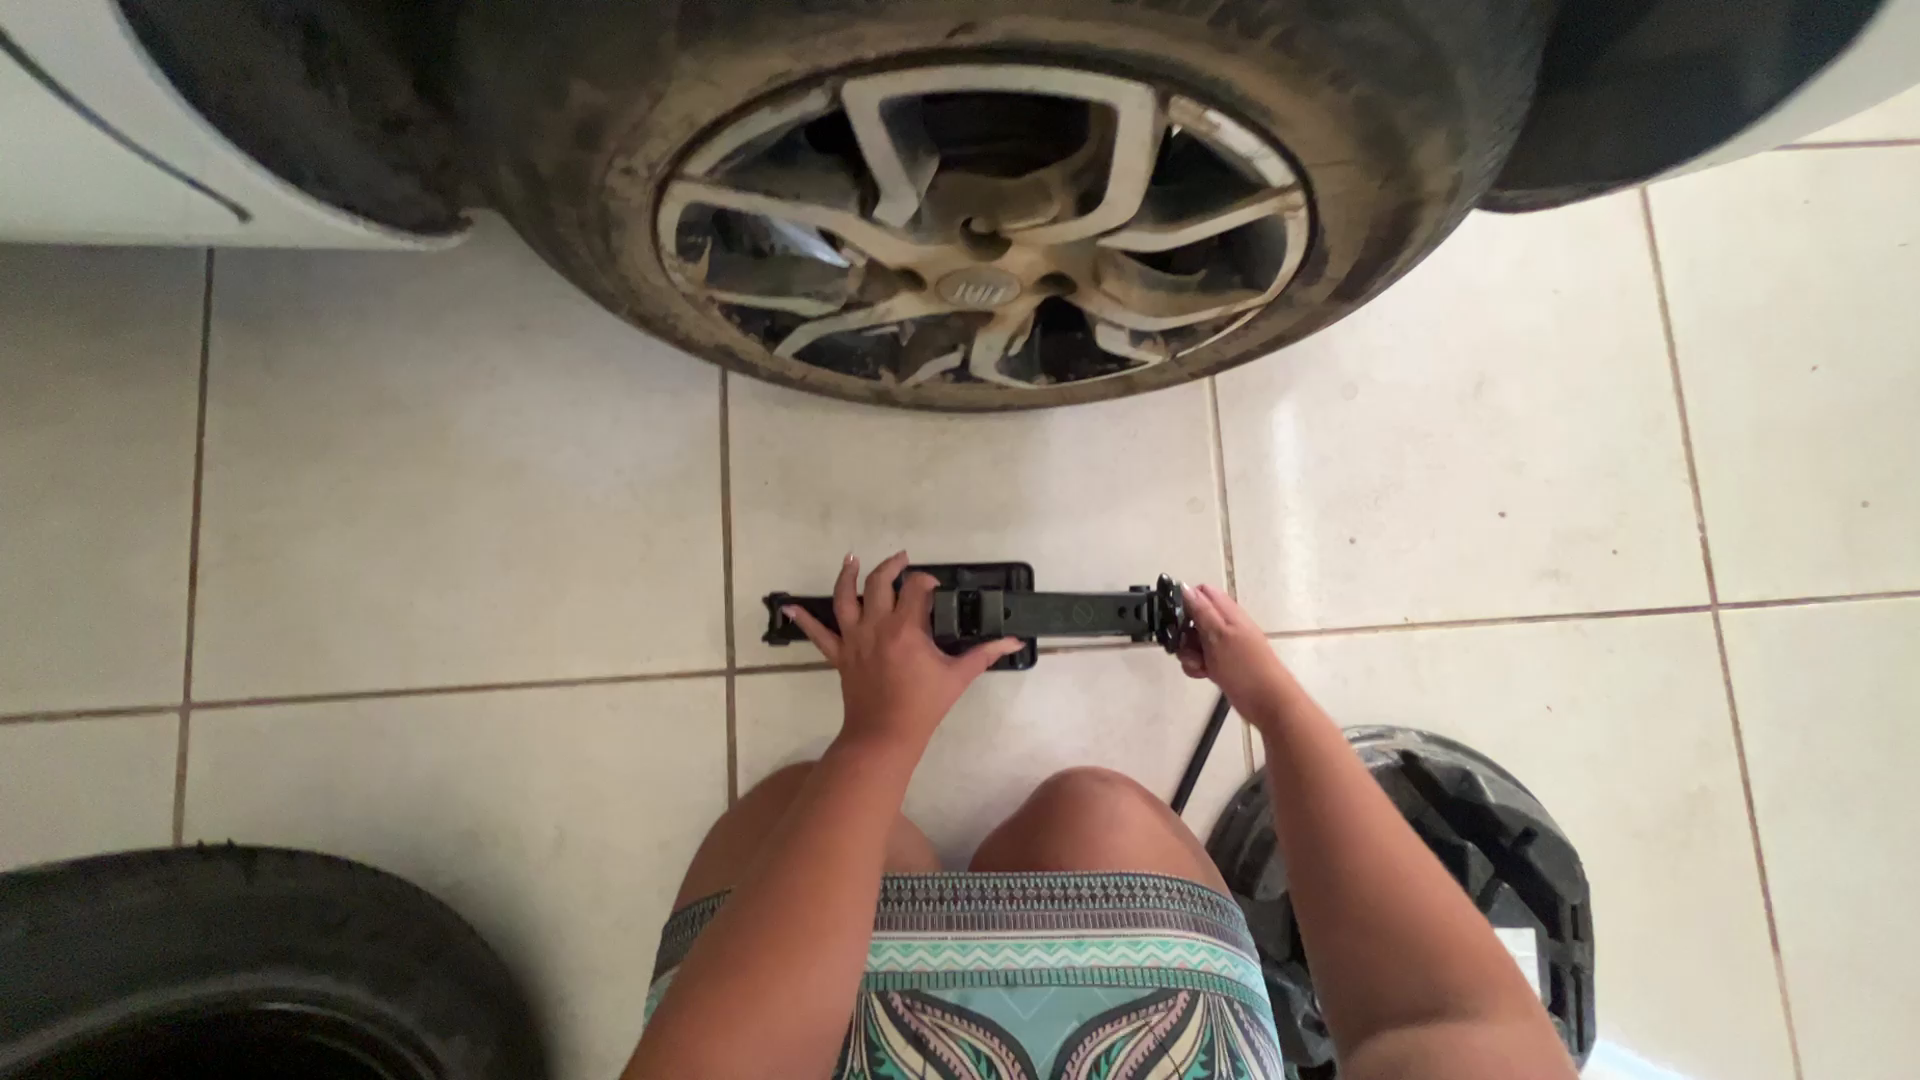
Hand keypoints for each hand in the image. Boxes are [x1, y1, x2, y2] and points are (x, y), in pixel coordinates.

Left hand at [785, 551, 1025, 753]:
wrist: (884, 736)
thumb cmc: (923, 706)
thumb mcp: (958, 677)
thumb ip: (985, 654)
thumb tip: (1014, 641)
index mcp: (906, 628)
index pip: (915, 588)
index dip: (926, 581)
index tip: (935, 587)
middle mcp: (876, 626)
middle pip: (879, 582)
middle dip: (891, 566)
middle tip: (902, 561)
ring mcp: (853, 639)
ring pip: (844, 598)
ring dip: (847, 575)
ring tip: (852, 559)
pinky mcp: (838, 654)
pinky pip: (817, 634)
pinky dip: (802, 619)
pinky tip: (788, 606)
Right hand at [1177, 583, 1297, 728]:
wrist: (1268, 702)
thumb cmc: (1244, 667)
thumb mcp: (1219, 635)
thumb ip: (1200, 610)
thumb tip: (1184, 587)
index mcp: (1228, 613)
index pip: (1202, 593)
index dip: (1186, 601)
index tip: (1176, 617)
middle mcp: (1224, 626)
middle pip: (1193, 618)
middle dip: (1183, 632)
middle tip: (1185, 645)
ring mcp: (1222, 645)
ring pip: (1193, 641)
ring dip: (1188, 652)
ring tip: (1197, 664)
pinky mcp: (1220, 663)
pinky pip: (1198, 659)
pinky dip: (1195, 665)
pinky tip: (1202, 673)